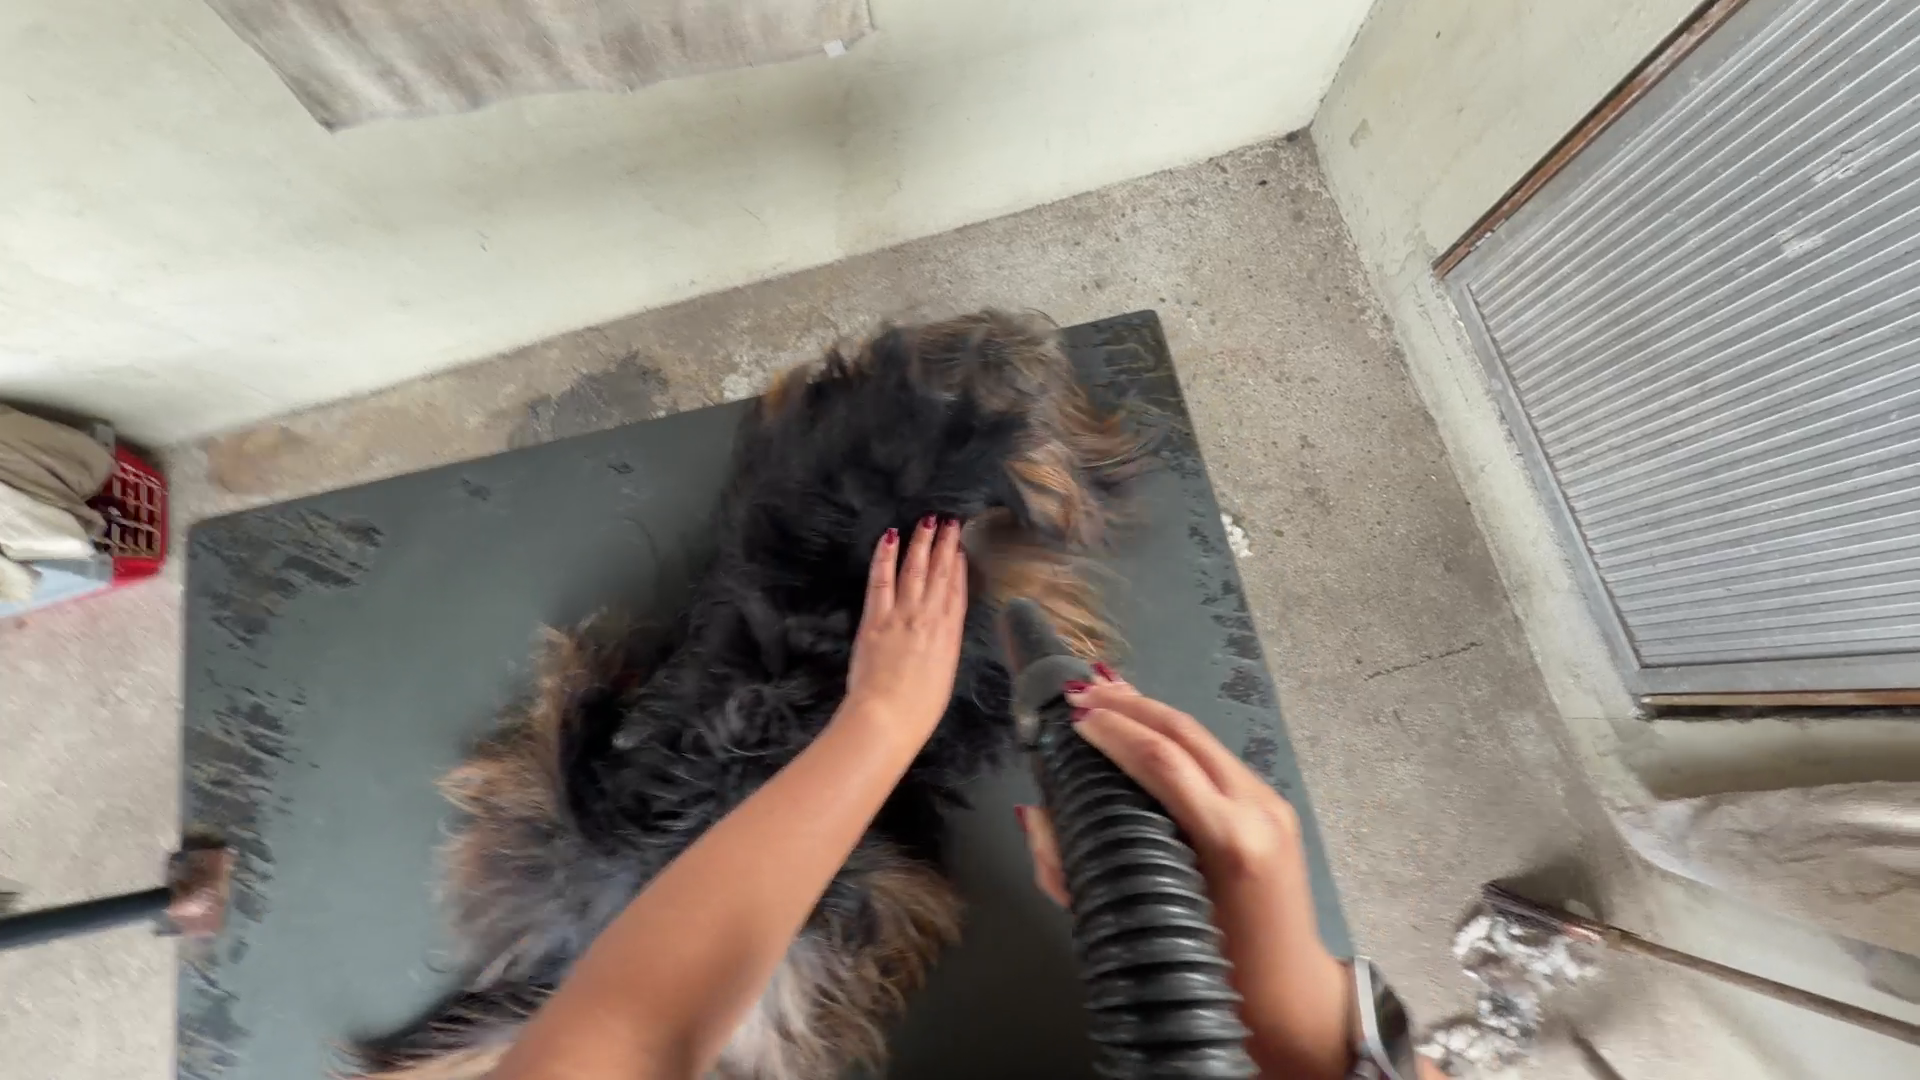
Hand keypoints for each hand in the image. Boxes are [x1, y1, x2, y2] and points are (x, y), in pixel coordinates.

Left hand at [840, 516, 968, 737]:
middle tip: (949, 521)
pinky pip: (881, 579)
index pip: (956, 592)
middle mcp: (930, 618)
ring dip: (921, 542)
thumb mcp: (945, 674)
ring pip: (915, 569)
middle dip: (945, 545)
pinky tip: (889, 536)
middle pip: (940, 573)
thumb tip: (941, 630)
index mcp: (950, 635)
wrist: (889, 718)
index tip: (959, 548)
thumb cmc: (919, 709)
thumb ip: (943, 646)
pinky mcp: (876, 617)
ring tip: (927, 520)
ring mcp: (902, 615)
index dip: (958, 567)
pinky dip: (885, 556)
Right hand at [1016, 670, 1355, 1079]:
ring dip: (1147, 708)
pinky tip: (1142, 720)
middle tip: (1079, 694)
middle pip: (1183, 731)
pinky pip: (1211, 750)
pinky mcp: (1272, 800)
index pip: (1163, 761)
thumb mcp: (1135, 923)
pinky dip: (1169, 729)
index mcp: (1230, 842)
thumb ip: (1074, 872)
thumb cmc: (1210, 970)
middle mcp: (1256, 809)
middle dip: (1126, 705)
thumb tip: (1035, 815)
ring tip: (1103, 693)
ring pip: (1200, 733)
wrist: (1293, 997)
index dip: (1115, 731)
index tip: (1074, 718)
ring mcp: (1269, 800)